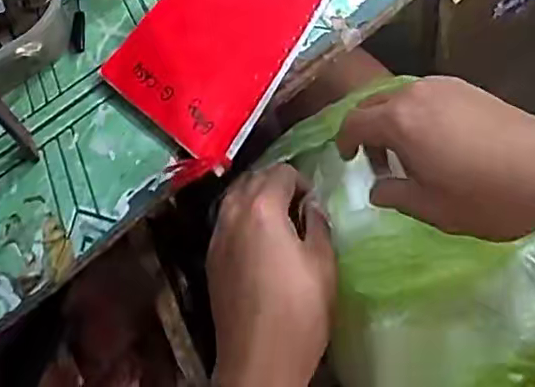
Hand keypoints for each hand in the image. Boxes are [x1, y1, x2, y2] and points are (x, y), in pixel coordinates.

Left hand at [208, 165, 335, 386]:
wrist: (257, 363)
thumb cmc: (298, 312)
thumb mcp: (323, 264)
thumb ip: (318, 224)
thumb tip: (312, 205)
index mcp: (263, 207)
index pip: (282, 171)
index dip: (302, 181)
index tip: (313, 202)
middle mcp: (234, 212)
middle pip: (254, 177)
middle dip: (277, 183)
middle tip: (298, 206)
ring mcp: (218, 234)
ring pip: (235, 195)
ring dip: (256, 196)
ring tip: (277, 219)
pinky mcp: (211, 257)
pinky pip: (226, 219)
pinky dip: (241, 216)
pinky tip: (257, 239)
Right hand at [337, 77, 534, 241]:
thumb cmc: (486, 193)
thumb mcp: (435, 209)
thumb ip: (397, 196)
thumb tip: (376, 189)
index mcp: (398, 119)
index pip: (354, 121)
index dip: (345, 140)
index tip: (348, 159)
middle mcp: (413, 93)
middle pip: (374, 103)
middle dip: (367, 129)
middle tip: (379, 164)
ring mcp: (441, 85)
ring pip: (400, 97)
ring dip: (393, 121)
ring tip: (412, 155)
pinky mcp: (464, 86)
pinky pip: (424, 95)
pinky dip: (416, 113)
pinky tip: (439, 141)